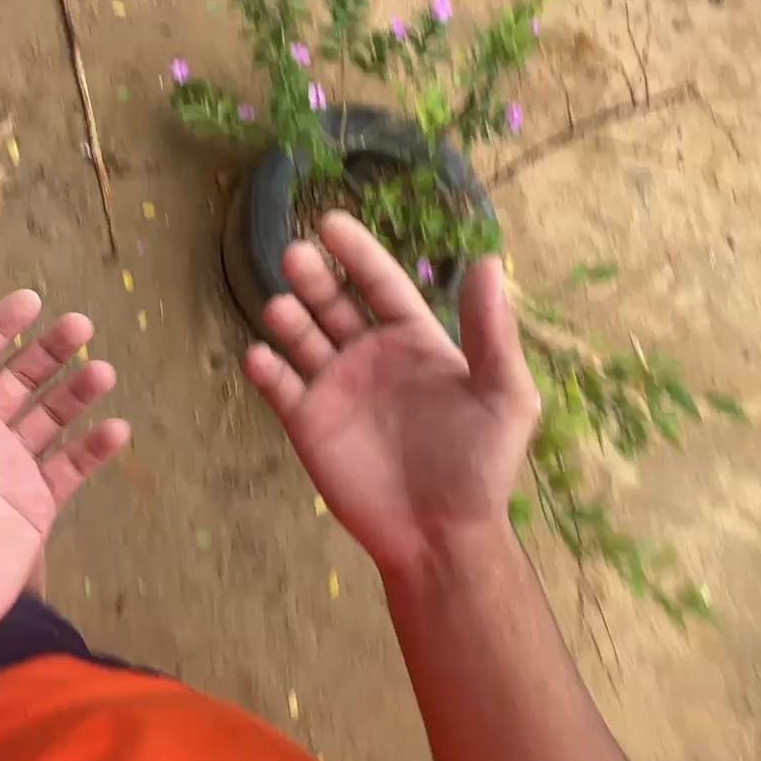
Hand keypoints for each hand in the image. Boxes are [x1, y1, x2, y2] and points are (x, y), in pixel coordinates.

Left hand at [0, 291, 129, 662]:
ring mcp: (8, 468)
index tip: (30, 300)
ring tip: (104, 371)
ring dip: (78, 392)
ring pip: (51, 417)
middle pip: (21, 378)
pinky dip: (94, 448)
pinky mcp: (35, 505)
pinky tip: (116, 429)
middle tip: (81, 325)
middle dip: (50, 350)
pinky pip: (71, 468)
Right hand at [242, 212, 539, 578]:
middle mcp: (368, 355)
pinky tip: (258, 357)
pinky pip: (279, 387)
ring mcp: (334, 386)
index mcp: (413, 341)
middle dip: (313, 277)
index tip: (330, 223)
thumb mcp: (502, 396)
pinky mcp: (307, 421)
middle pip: (332, 303)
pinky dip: (265, 370)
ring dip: (287, 318)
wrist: (440, 536)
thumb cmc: (478, 467)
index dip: (358, 254)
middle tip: (294, 255)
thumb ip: (492, 333)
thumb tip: (488, 261)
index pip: (380, 284)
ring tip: (280, 308)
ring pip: (302, 338)